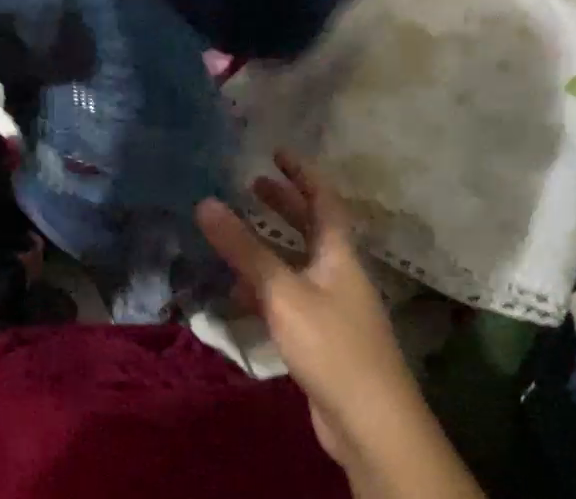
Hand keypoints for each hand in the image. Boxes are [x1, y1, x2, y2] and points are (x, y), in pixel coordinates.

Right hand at [199, 153, 410, 465]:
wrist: (370, 424)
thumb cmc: (331, 346)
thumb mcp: (282, 292)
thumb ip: (243, 249)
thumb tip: (205, 201)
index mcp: (339, 254)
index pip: (324, 200)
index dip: (302, 174)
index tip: (276, 152)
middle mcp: (339, 274)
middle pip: (312, 229)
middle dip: (283, 205)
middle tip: (251, 185)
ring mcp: (332, 308)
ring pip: (297, 264)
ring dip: (268, 246)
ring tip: (233, 235)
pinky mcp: (321, 339)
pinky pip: (289, 298)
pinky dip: (264, 288)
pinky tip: (238, 294)